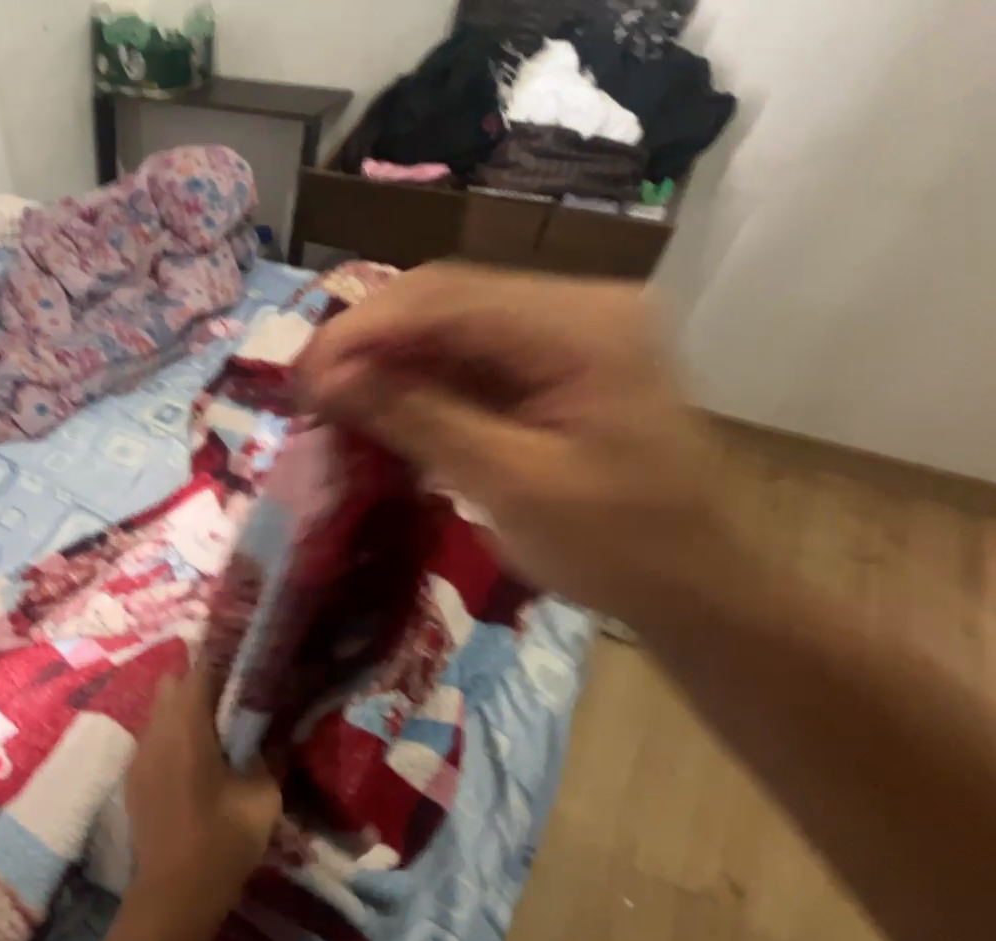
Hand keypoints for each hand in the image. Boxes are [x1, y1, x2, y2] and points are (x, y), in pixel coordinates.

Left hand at [125, 666, 280, 918]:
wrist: (174, 893)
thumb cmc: (223, 842)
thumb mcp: (262, 798)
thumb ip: (267, 755)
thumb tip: (268, 732)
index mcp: (186, 728)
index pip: (200, 672)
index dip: (225, 668)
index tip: (248, 678)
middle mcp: (155, 731)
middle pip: (173, 683)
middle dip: (202, 686)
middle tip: (234, 709)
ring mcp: (138, 753)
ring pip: (159, 710)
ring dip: (185, 713)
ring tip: (217, 738)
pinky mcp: (133, 775)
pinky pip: (153, 737)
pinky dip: (172, 737)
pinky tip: (195, 766)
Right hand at [295, 263, 746, 628]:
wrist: (697, 588)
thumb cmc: (616, 547)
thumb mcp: (509, 484)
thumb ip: (418, 419)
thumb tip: (327, 381)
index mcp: (582, 326)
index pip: (446, 298)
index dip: (360, 332)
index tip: (299, 379)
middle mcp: (577, 307)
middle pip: (443, 298)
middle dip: (365, 341)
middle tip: (304, 391)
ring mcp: (568, 333)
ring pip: (447, 324)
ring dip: (383, 360)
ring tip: (328, 401)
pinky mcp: (553, 365)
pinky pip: (466, 356)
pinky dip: (414, 381)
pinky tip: (377, 408)